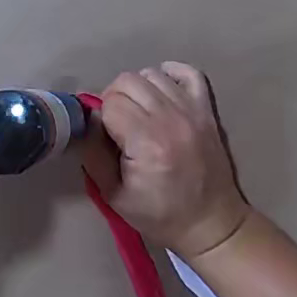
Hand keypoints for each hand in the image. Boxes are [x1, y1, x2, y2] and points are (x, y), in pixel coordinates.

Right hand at [81, 62, 252, 258]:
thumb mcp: (113, 195)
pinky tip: (160, 93)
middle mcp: (171, 119)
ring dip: (138, 89)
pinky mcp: (207, 110)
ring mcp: (192, 111)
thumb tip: (86, 122)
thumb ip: (94, 154)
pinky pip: (188, 73)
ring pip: (152, 74)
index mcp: (148, 143)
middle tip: (117, 126)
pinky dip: (170, 75)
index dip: (100, 119)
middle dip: (114, 99)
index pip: (110, 104)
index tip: (105, 140)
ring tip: (138, 113)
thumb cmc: (159, 215)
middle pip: (128, 81)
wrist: (210, 223)